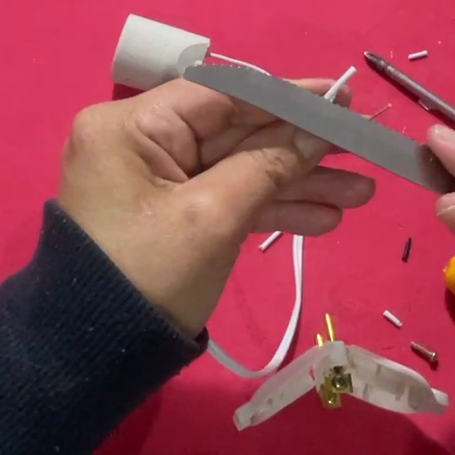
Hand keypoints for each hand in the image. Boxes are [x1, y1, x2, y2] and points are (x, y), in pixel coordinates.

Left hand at [57, 78, 376, 333]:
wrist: (93, 359)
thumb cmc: (148, 276)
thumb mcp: (212, 218)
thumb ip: (267, 166)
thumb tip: (315, 133)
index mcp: (131, 125)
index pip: (220, 95)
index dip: (285, 97)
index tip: (340, 100)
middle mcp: (139, 141)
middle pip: (234, 131)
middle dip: (299, 148)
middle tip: (361, 151)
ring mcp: (154, 179)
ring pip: (236, 168)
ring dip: (295, 183)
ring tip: (360, 195)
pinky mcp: (168, 212)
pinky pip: (224, 198)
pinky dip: (269, 208)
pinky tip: (323, 218)